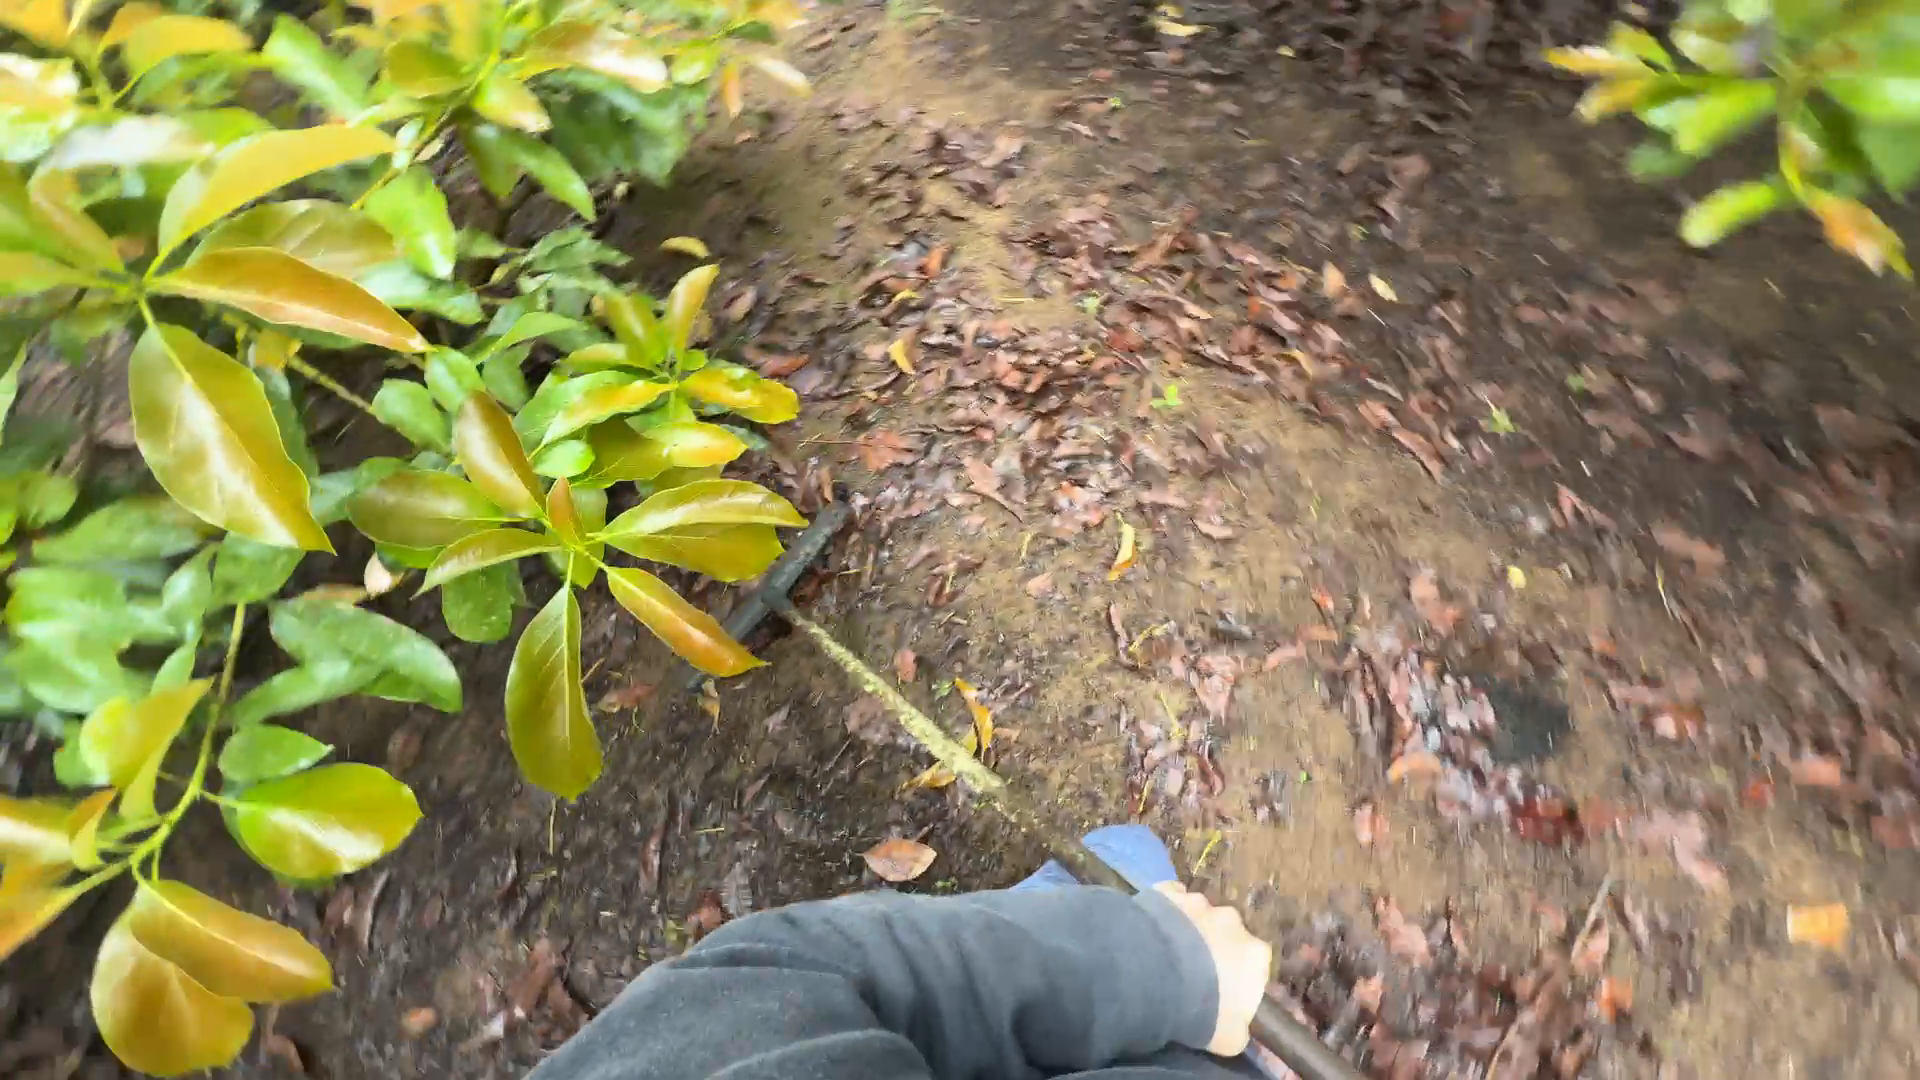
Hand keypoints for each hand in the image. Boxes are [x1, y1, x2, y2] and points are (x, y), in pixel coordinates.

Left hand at [1153, 882, 1272, 1055]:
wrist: (1157, 974)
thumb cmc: (1204, 1010)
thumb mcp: (1233, 1037)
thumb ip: (1241, 1026)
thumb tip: (1239, 1025)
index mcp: (1255, 953)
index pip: (1256, 961)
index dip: (1242, 973)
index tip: (1227, 987)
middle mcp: (1232, 921)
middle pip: (1228, 932)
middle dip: (1215, 946)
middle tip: (1195, 968)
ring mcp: (1199, 901)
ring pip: (1199, 914)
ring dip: (1189, 928)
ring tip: (1170, 949)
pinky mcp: (1168, 890)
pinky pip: (1172, 898)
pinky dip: (1167, 910)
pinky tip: (1156, 927)